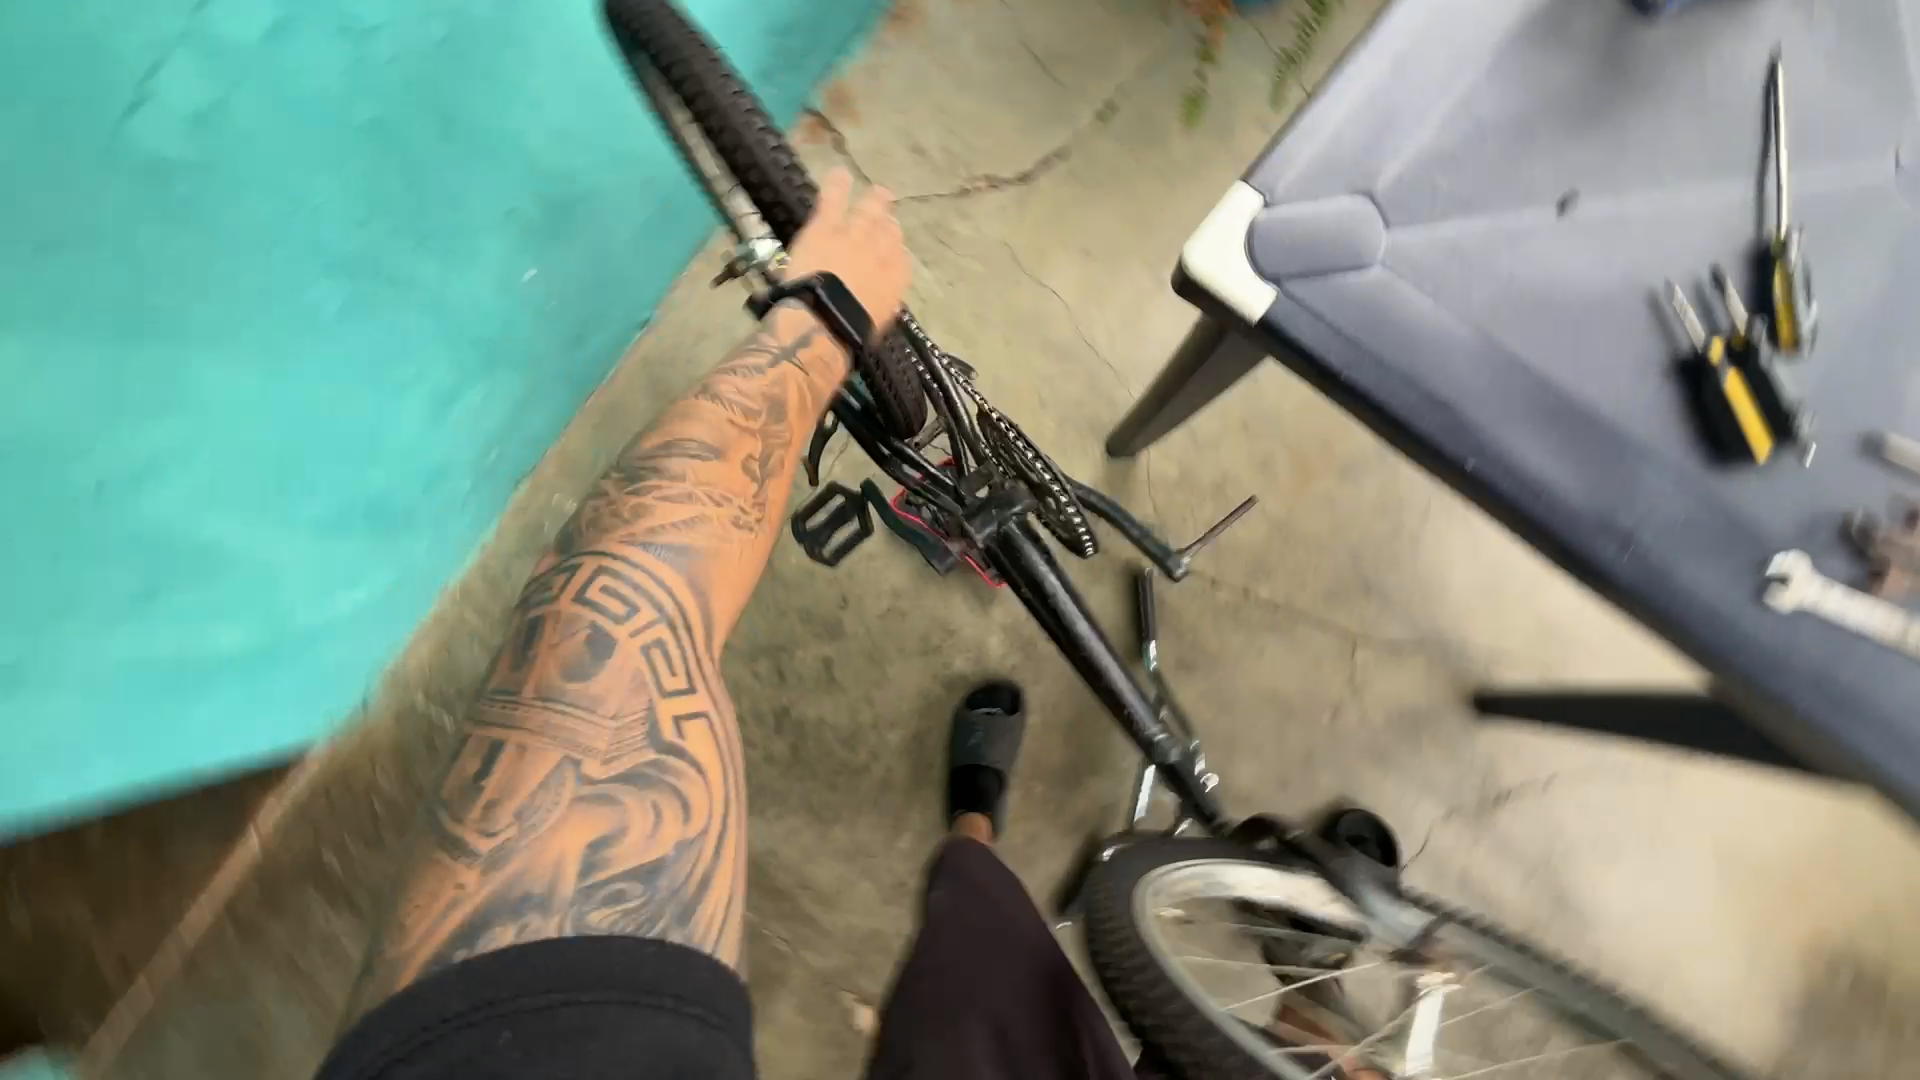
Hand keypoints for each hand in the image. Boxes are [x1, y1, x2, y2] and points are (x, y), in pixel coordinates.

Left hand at [784, 168, 908, 340]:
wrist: (825, 321)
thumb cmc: (851, 331)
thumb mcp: (878, 323)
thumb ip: (883, 306)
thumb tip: (887, 303)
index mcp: (895, 281)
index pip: (902, 260)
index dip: (897, 252)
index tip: (893, 250)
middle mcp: (881, 253)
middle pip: (889, 232)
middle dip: (890, 223)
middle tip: (889, 215)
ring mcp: (854, 236)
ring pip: (868, 211)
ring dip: (875, 200)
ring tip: (880, 192)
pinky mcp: (827, 227)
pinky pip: (834, 200)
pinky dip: (838, 185)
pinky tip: (840, 173)